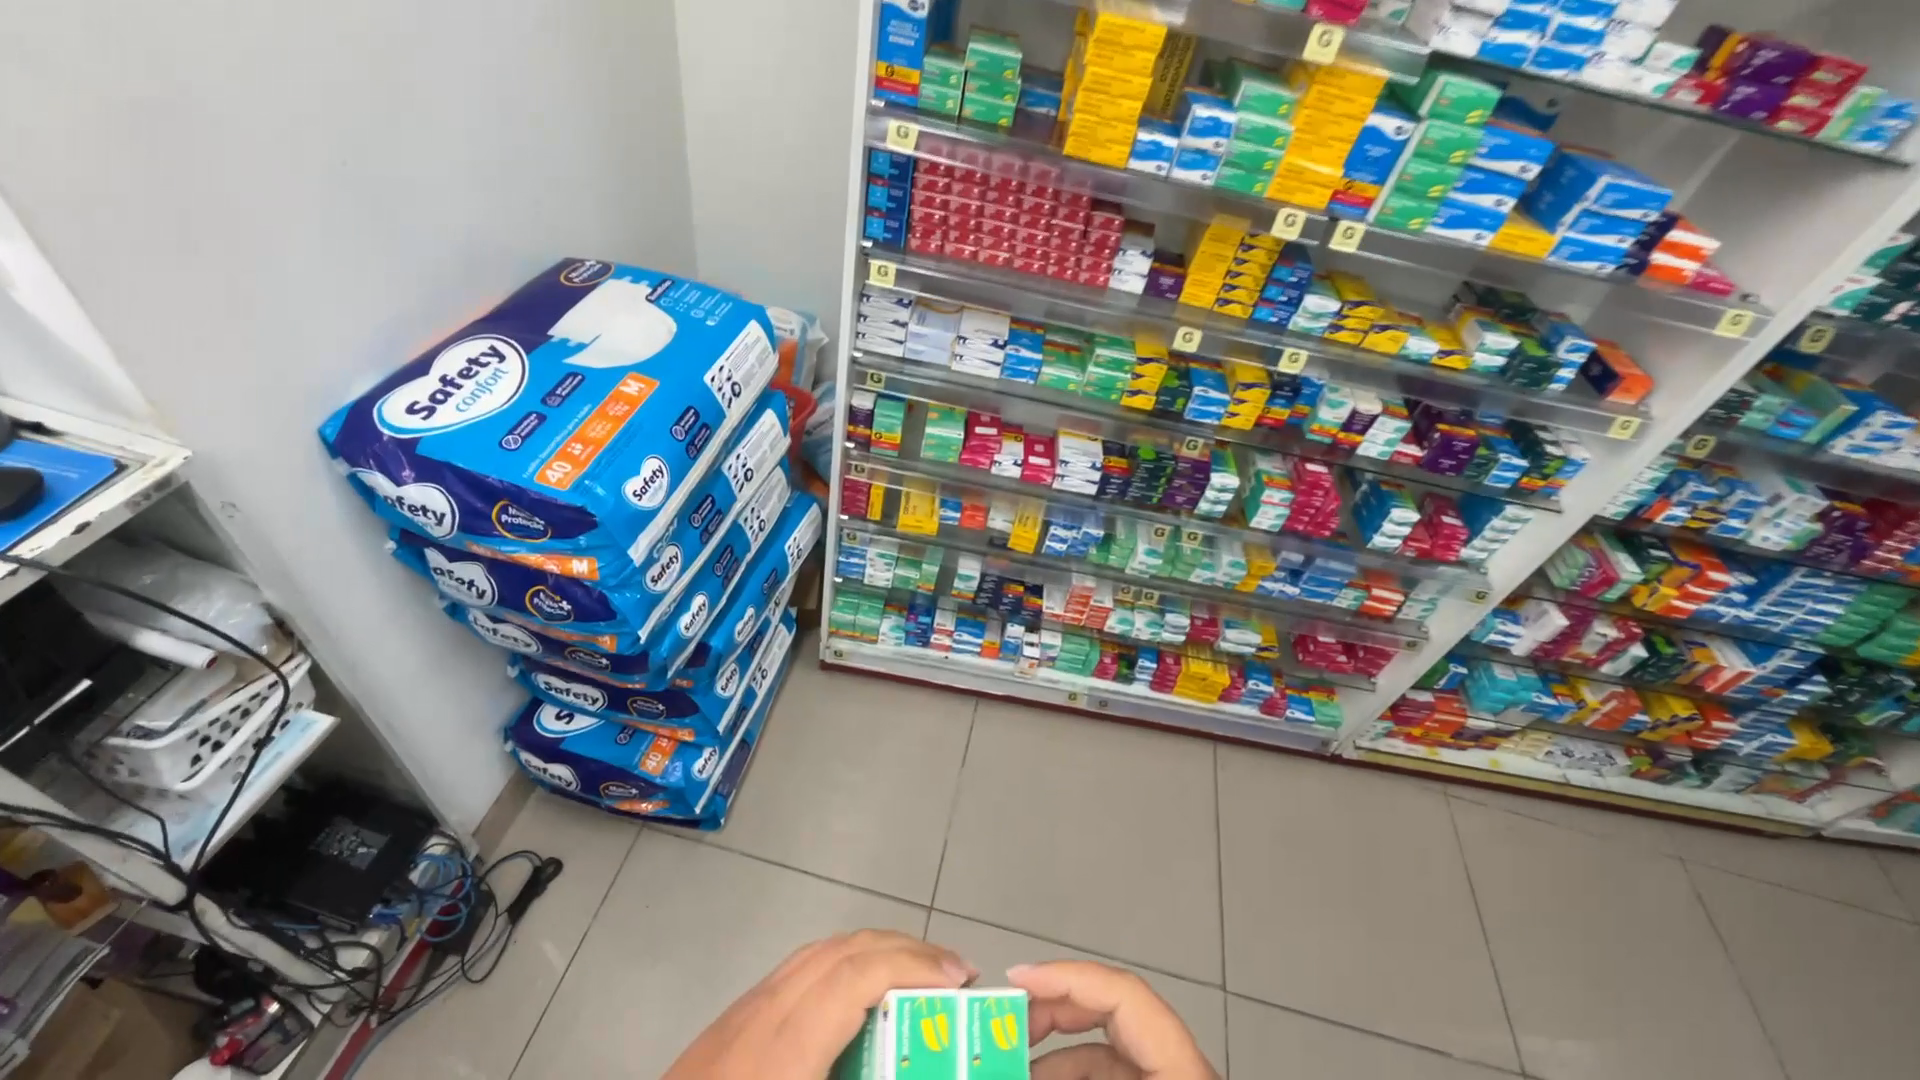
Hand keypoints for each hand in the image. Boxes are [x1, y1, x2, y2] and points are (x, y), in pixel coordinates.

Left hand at [661, 929, 974, 1079]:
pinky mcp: (735, 1016)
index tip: (963, 979)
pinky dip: (847, 960)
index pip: (859, 974)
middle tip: (958, 974)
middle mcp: (767, 1010)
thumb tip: (925, 1062)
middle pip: (845, 950)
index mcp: (786, 1045)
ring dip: (878, 949)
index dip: (916, 966)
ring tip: (921, 973)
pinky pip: (802, 966)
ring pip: (822, 950)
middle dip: (908, 949)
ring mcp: (747, 1007)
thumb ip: (869, 1071)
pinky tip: (863, 987)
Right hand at [1010, 961, 1216, 1079]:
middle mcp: (1179, 1063)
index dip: (1066, 977)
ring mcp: (1169, 1077)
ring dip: (1053, 1048)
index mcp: (1182, 1065)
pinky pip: (1111, 1072)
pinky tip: (1037, 1076)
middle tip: (1006, 1020)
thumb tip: (1000, 1066)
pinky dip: (1071, 1071)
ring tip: (1011, 1060)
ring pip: (1106, 1046)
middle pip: (1110, 1010)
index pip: (1121, 992)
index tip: (1016, 979)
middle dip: (1052, 1009)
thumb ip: (1064, 1074)